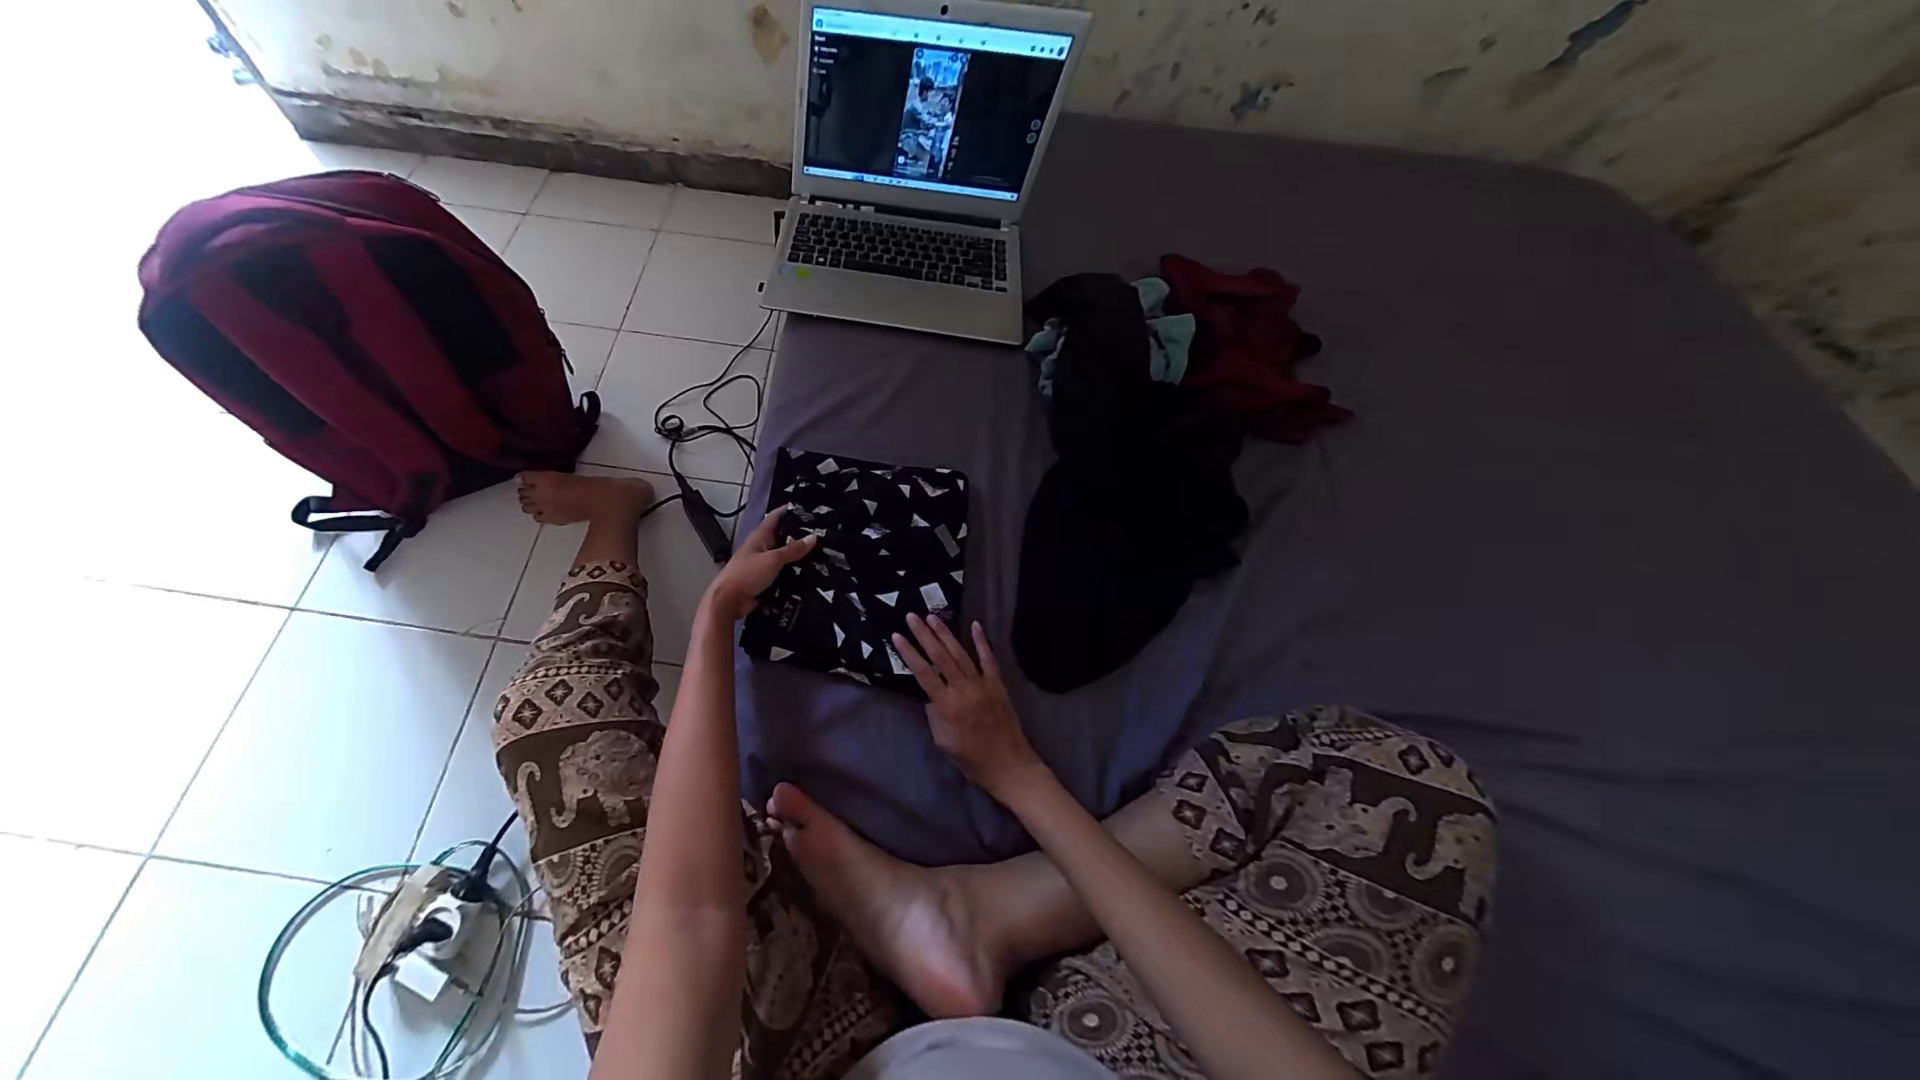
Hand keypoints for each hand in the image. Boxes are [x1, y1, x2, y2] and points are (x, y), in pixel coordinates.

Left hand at [705, 506, 816, 620]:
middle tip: (824, 532)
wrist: (729, 602)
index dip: (791, 510)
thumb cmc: (747, 575)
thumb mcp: (773, 560)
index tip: (811, 508)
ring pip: (786, 555)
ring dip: (801, 554)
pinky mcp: (768, 579)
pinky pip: (786, 572)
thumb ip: (793, 549)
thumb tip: (814, 537)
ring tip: (824, 551)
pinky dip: (797, 571)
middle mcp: (763, 547)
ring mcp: (765, 563)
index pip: (776, 517)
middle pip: (784, 536)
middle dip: (801, 534)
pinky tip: (813, 572)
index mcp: (760, 536)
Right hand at [893, 614, 1045, 798]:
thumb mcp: (942, 741)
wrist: (1008, 764)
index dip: (908, 653)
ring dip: (945, 633)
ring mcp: (982, 684)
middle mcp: (963, 689)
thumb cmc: (971, 759)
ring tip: (932, 617)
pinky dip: (982, 641)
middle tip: (911, 616)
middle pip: (940, 656)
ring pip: (960, 653)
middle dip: (924, 634)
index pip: (923, 672)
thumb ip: (934, 714)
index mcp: (947, 705)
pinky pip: (989, 658)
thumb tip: (931, 695)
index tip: (896, 636)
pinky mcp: (998, 684)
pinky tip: (975, 625)